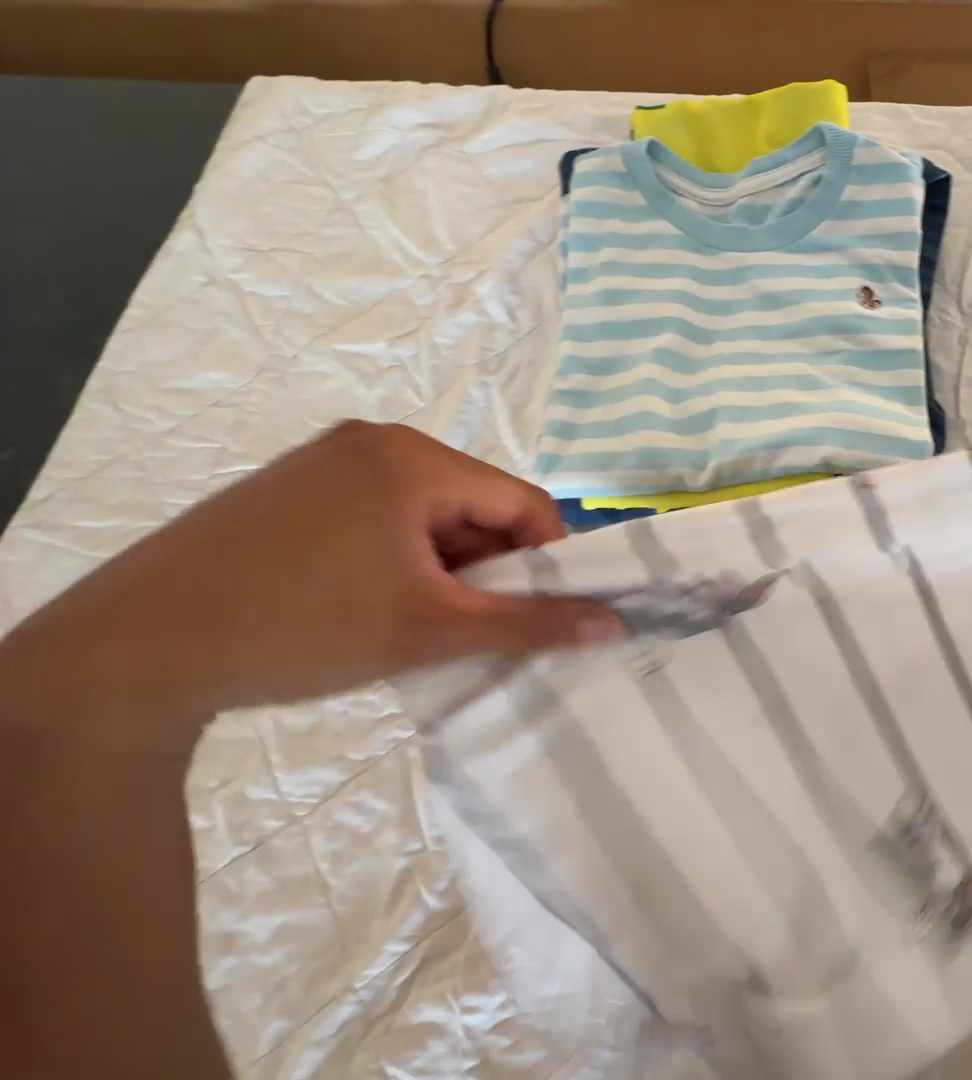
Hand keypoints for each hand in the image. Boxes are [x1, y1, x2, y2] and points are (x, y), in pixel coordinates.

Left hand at [0, 421, 619, 745]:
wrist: (129, 655)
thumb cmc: (302, 629)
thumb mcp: (435, 630)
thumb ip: (535, 623)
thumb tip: (617, 623)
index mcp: (414, 458)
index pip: (525, 503)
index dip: (548, 561)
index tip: (543, 613)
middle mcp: (374, 441)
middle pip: (478, 504)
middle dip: (491, 566)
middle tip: (474, 624)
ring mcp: (325, 460)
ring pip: (432, 513)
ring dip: (449, 567)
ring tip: (422, 621)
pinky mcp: (291, 488)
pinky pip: (384, 515)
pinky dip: (403, 558)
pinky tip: (376, 604)